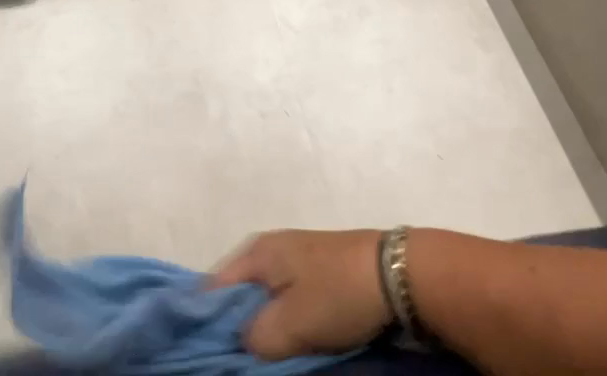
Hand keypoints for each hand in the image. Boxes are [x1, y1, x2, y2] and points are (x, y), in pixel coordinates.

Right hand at [208, 229, 391, 359]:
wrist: (399, 275)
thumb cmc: (337, 294)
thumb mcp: (290, 324)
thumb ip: (254, 337)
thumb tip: (244, 342)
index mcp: (255, 253)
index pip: (212, 289)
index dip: (207, 321)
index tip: (211, 351)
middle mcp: (269, 249)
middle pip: (239, 295)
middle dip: (238, 326)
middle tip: (244, 357)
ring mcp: (296, 259)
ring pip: (266, 300)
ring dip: (266, 327)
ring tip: (270, 353)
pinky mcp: (319, 272)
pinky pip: (289, 300)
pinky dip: (287, 321)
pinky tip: (295, 340)